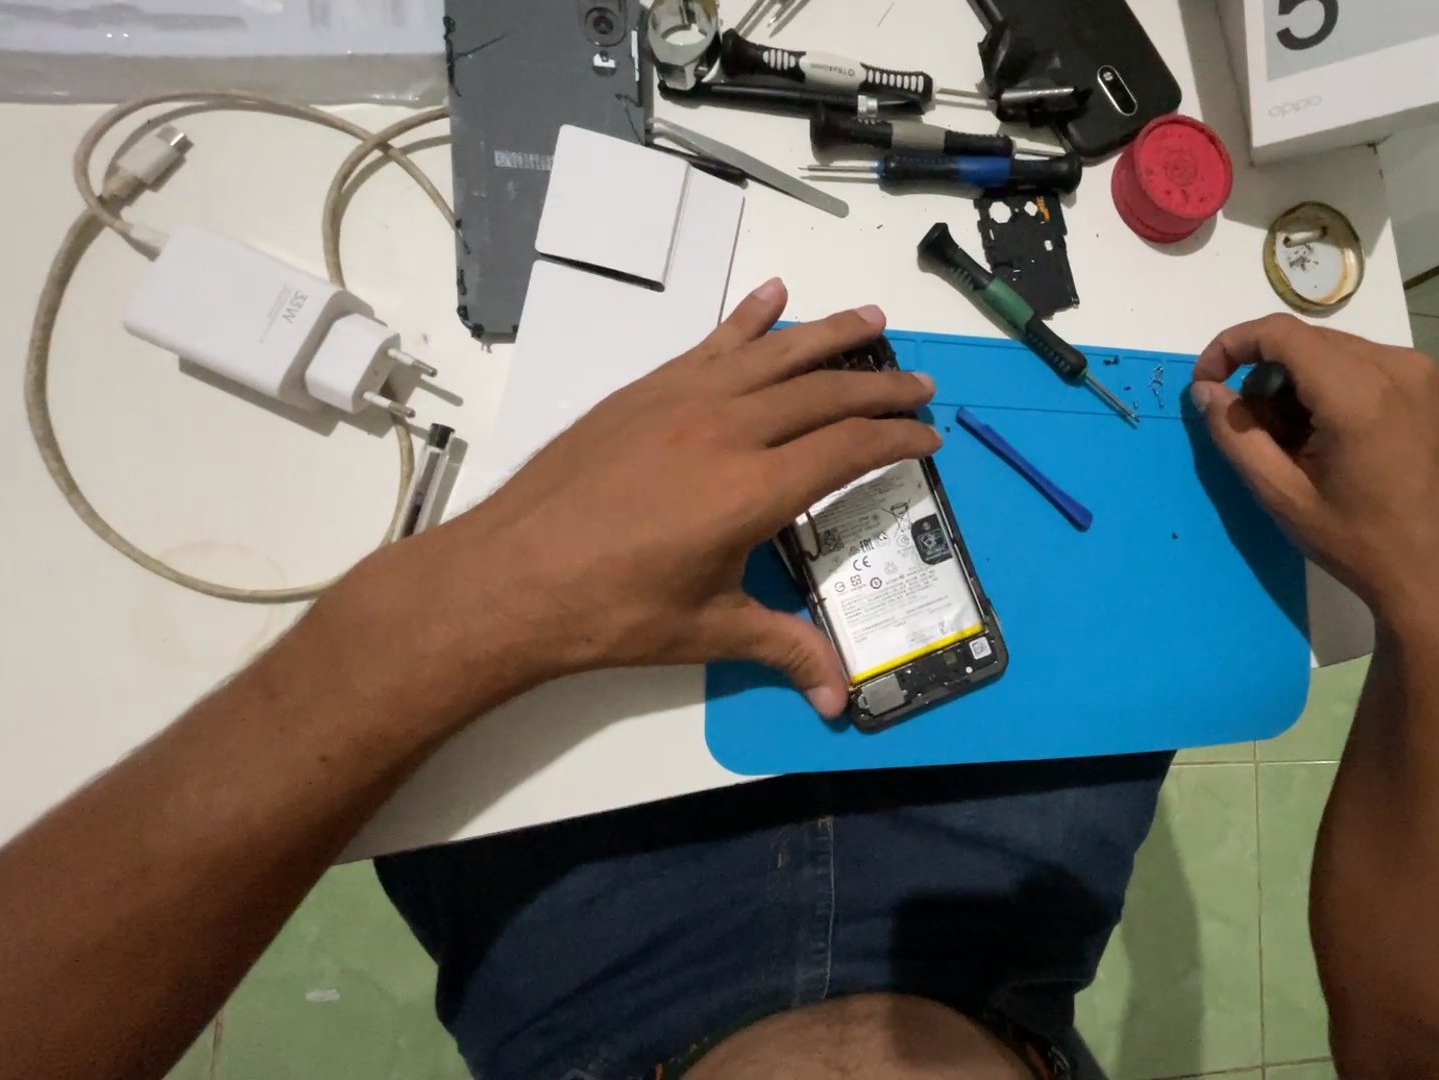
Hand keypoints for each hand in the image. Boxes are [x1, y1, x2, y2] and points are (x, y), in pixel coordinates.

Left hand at [362, 279, 939, 718]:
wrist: (508, 578)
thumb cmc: (613, 610)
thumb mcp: (709, 631)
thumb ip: (785, 650)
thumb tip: (836, 702)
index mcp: (755, 489)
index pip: (849, 450)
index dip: (898, 440)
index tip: (930, 438)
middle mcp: (729, 430)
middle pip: (826, 394)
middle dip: (883, 389)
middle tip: (923, 386)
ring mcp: (684, 400)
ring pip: (777, 354)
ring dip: (832, 334)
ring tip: (874, 318)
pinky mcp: (647, 391)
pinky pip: (711, 343)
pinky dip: (748, 317)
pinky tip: (773, 293)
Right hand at [1188, 315, 1438, 644]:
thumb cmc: (1357, 542)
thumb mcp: (1282, 495)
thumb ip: (1236, 436)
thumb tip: (1204, 391)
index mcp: (1358, 393)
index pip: (1280, 333)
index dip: (1231, 346)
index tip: (1207, 382)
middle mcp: (1398, 367)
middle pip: (1307, 341)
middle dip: (1263, 374)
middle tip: (1252, 431)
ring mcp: (1424, 375)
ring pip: (1335, 353)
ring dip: (1296, 383)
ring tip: (1292, 442)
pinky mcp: (1435, 390)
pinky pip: (1366, 366)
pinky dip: (1330, 388)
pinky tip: (1328, 438)